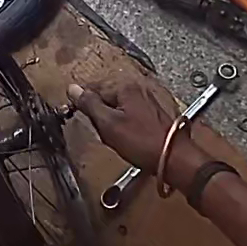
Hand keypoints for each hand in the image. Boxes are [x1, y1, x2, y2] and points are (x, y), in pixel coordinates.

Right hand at [67, 80, 215, 193]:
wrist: (174, 158)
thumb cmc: (141, 142)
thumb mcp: (108, 124)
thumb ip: (89, 104)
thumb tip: (72, 88)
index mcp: (125, 87)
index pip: (93, 89)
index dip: (86, 106)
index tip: (87, 121)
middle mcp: (138, 88)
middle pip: (106, 98)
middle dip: (101, 116)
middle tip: (104, 133)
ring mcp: (148, 100)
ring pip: (118, 109)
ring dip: (113, 123)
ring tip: (118, 139)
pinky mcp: (153, 114)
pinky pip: (130, 116)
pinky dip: (126, 127)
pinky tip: (130, 140)